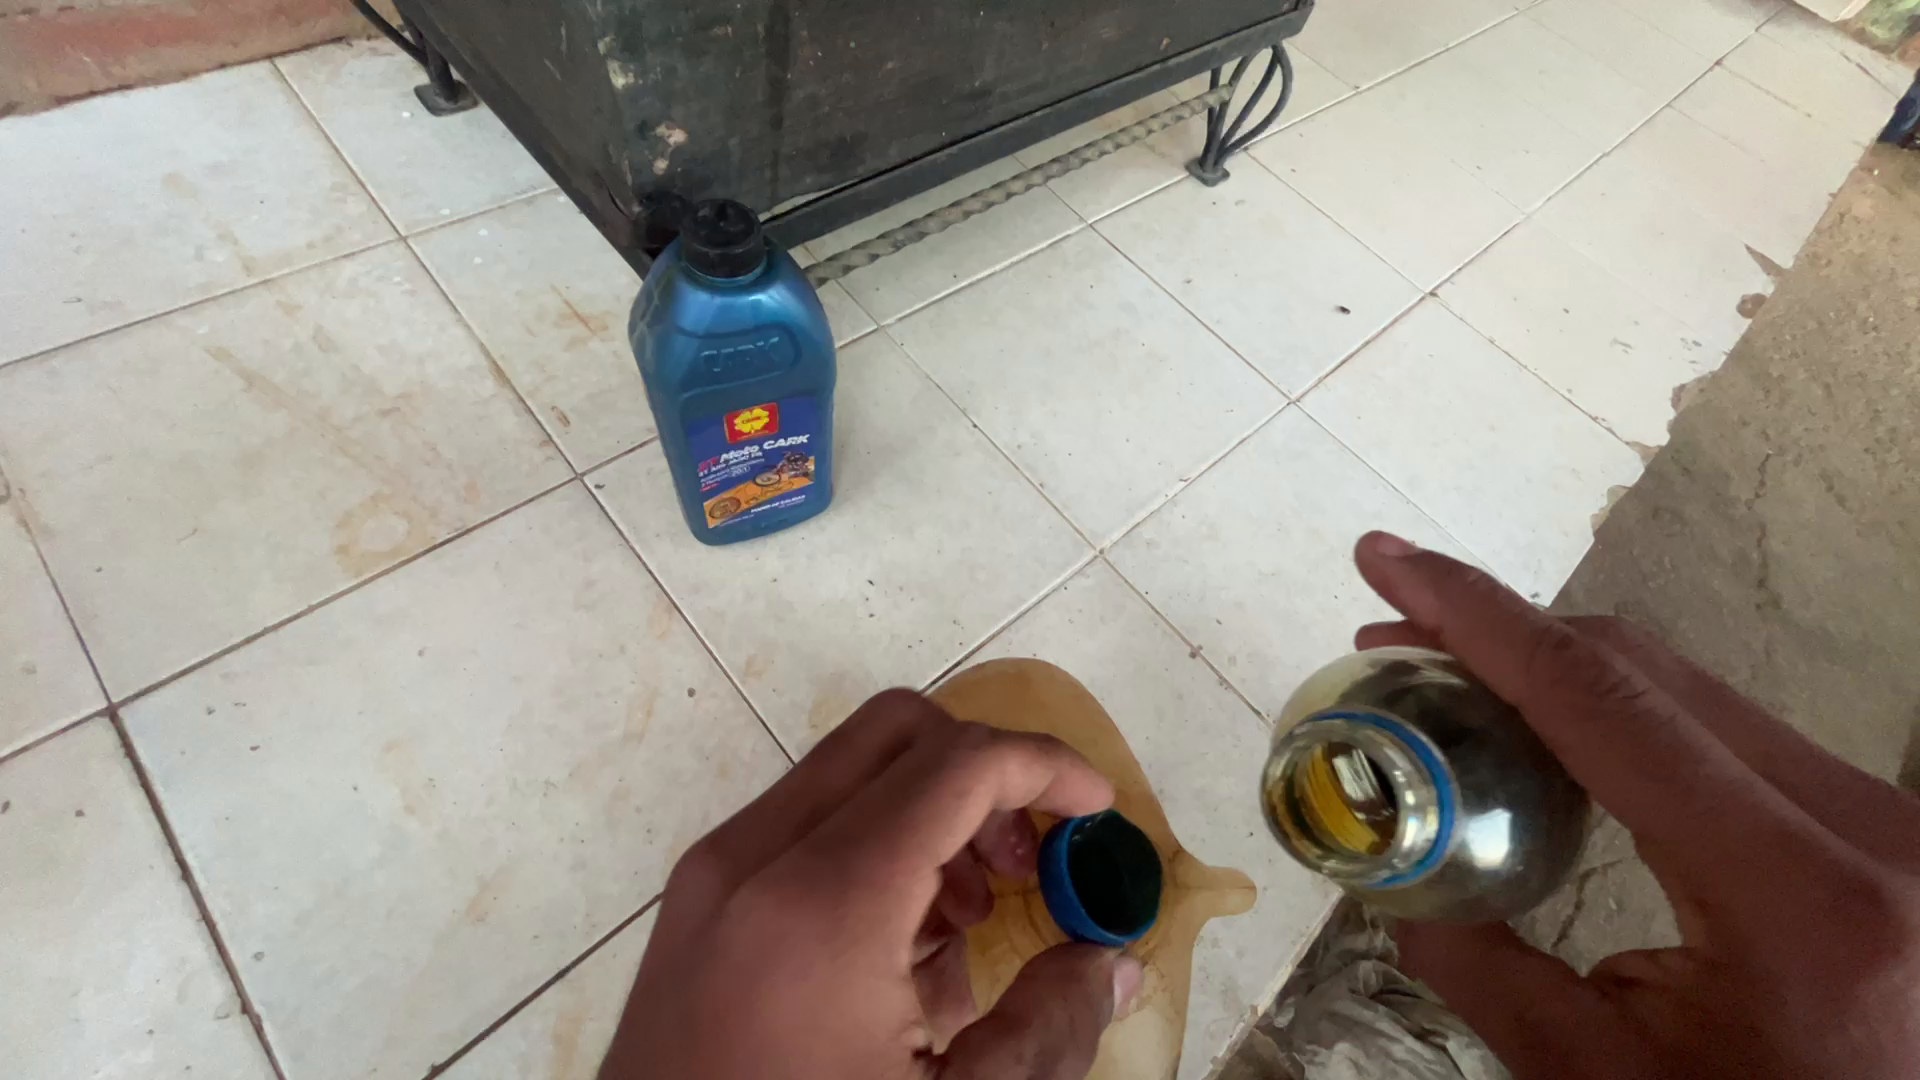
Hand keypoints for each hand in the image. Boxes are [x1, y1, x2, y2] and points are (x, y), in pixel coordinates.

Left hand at [598, 689, 1144, 1079]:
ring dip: (930, 806)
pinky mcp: (696, 903)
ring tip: (970, 914)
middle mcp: (755, 855)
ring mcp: (713, 873)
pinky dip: (878, 840)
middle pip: (896, 729)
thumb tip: (1110, 960)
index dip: (1044, 765)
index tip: (1099, 807)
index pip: (957, 762)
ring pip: (848, 767)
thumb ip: (1047, 1032)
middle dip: (984, 768)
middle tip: (1028, 855)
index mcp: (822, 904)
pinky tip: (904, 944)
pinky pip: (807, 819)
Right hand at [1351, 531, 1919, 1078]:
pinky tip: (1534, 726)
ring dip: (1538, 662)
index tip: (1384, 560)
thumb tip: (1384, 867)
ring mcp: (1885, 815)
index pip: (1598, 700)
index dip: (1474, 615)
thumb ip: (1475, 964)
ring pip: (1671, 684)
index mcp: (1800, 895)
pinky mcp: (1875, 821)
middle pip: (1634, 667)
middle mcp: (1867, 826)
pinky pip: (1704, 723)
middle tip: (1387, 640)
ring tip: (1438, 678)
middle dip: (1489, 630)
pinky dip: (1596, 703)